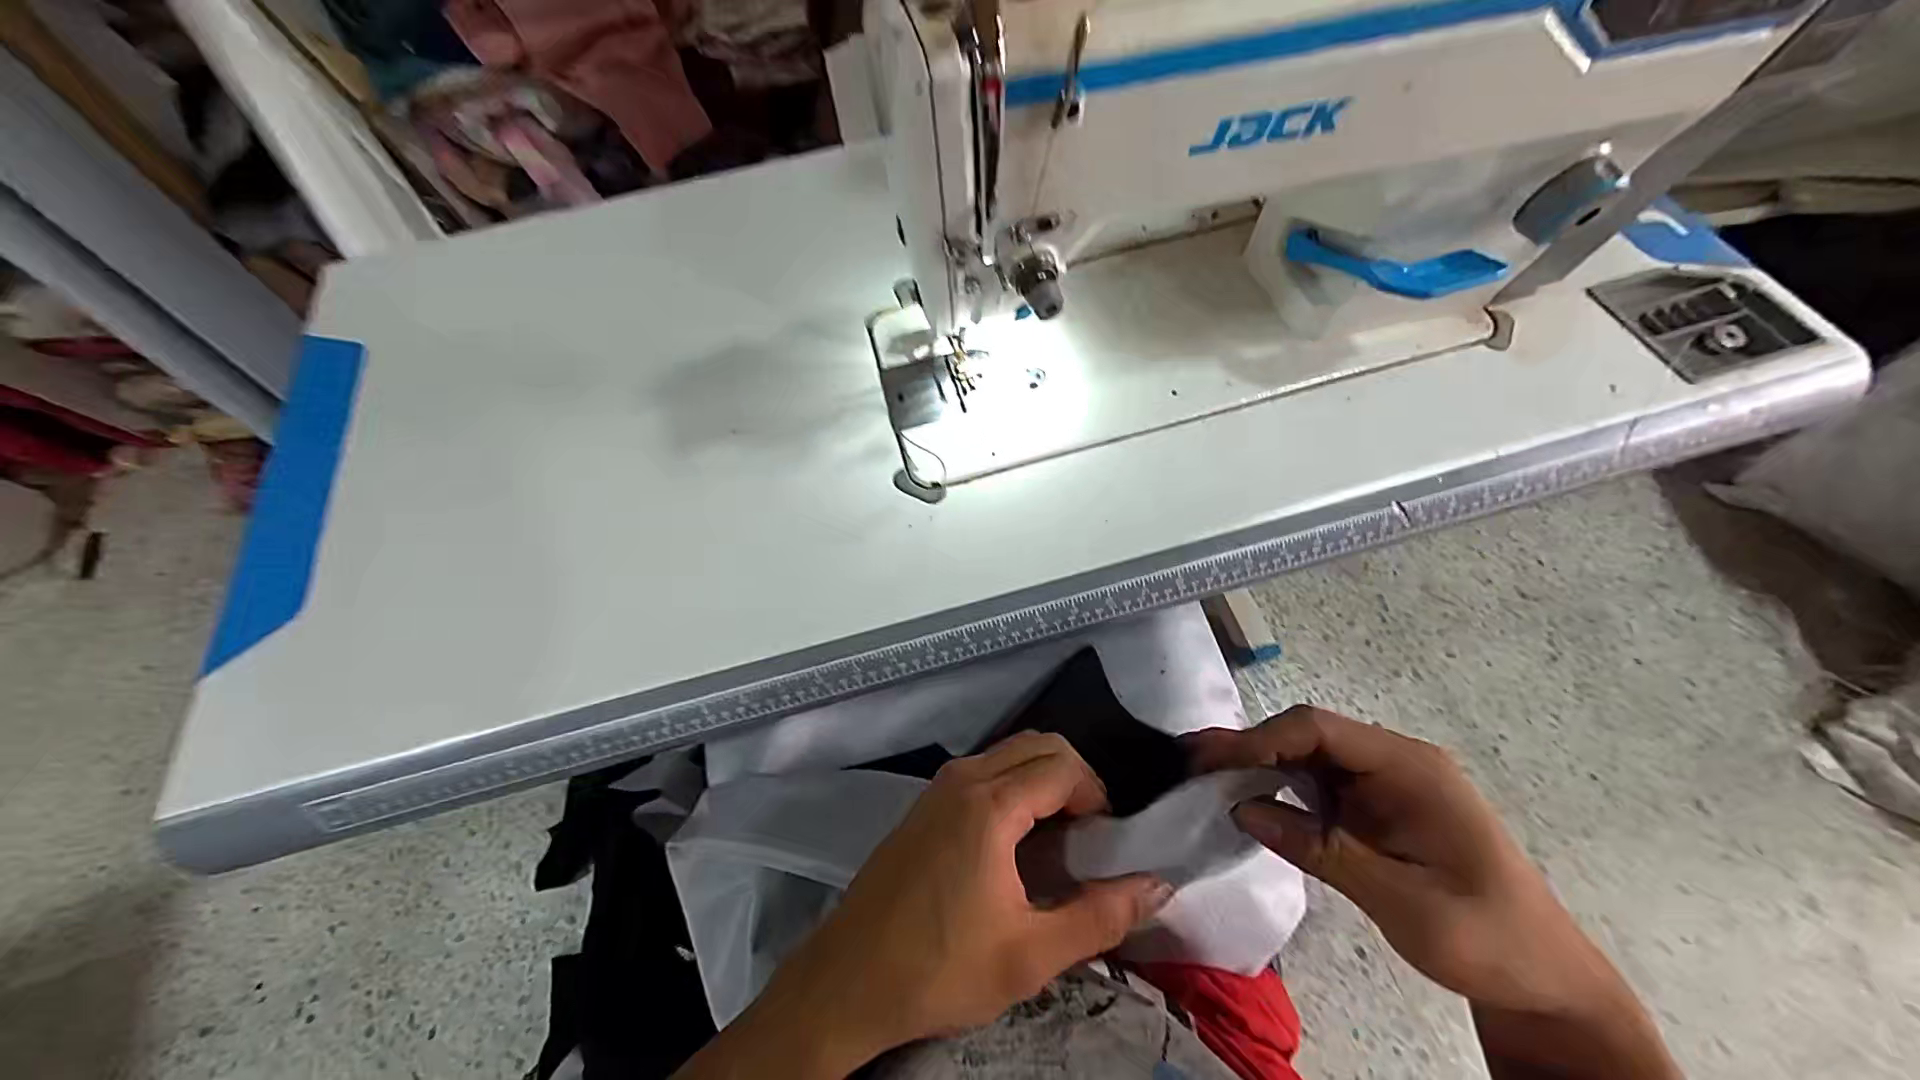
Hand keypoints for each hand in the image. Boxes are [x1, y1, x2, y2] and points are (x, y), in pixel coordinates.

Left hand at [679, 732, 1171, 1077]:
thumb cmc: (941, 968)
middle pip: (1037, 745)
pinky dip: (1013, 786)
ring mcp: (938, 788)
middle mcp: (963, 779)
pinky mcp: (924, 804)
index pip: (1063, 766)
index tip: (1106, 839)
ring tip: (1057, 839)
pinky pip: (983, 771)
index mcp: (989, 805)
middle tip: (1088, 834)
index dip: (1096, 795)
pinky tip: (1015, 841)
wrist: (848, 981)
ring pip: (1008, 754)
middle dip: (1075, 778)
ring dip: (1043, 780)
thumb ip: (1101, 916)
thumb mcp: (1031, 956)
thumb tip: (1157, 885)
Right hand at [1186, 706, 1679, 1078]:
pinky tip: (1246, 795)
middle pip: (1306, 734)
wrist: (1544, 979)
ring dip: (1257, 764)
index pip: (1319, 730)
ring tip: (1204, 774)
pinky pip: (1316, 782)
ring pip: (1306, 755)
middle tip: (1193, 763)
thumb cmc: (1485, 938)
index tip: (1213, 765)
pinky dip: (1278, 787)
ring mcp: (1384, 782)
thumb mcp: (1401, 901)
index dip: (1261, 740)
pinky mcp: (1374, 805)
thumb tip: (1242, 809)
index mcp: (1410, 769)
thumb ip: (1320, 849)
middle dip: (1249, 746)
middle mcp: (1393, 762)